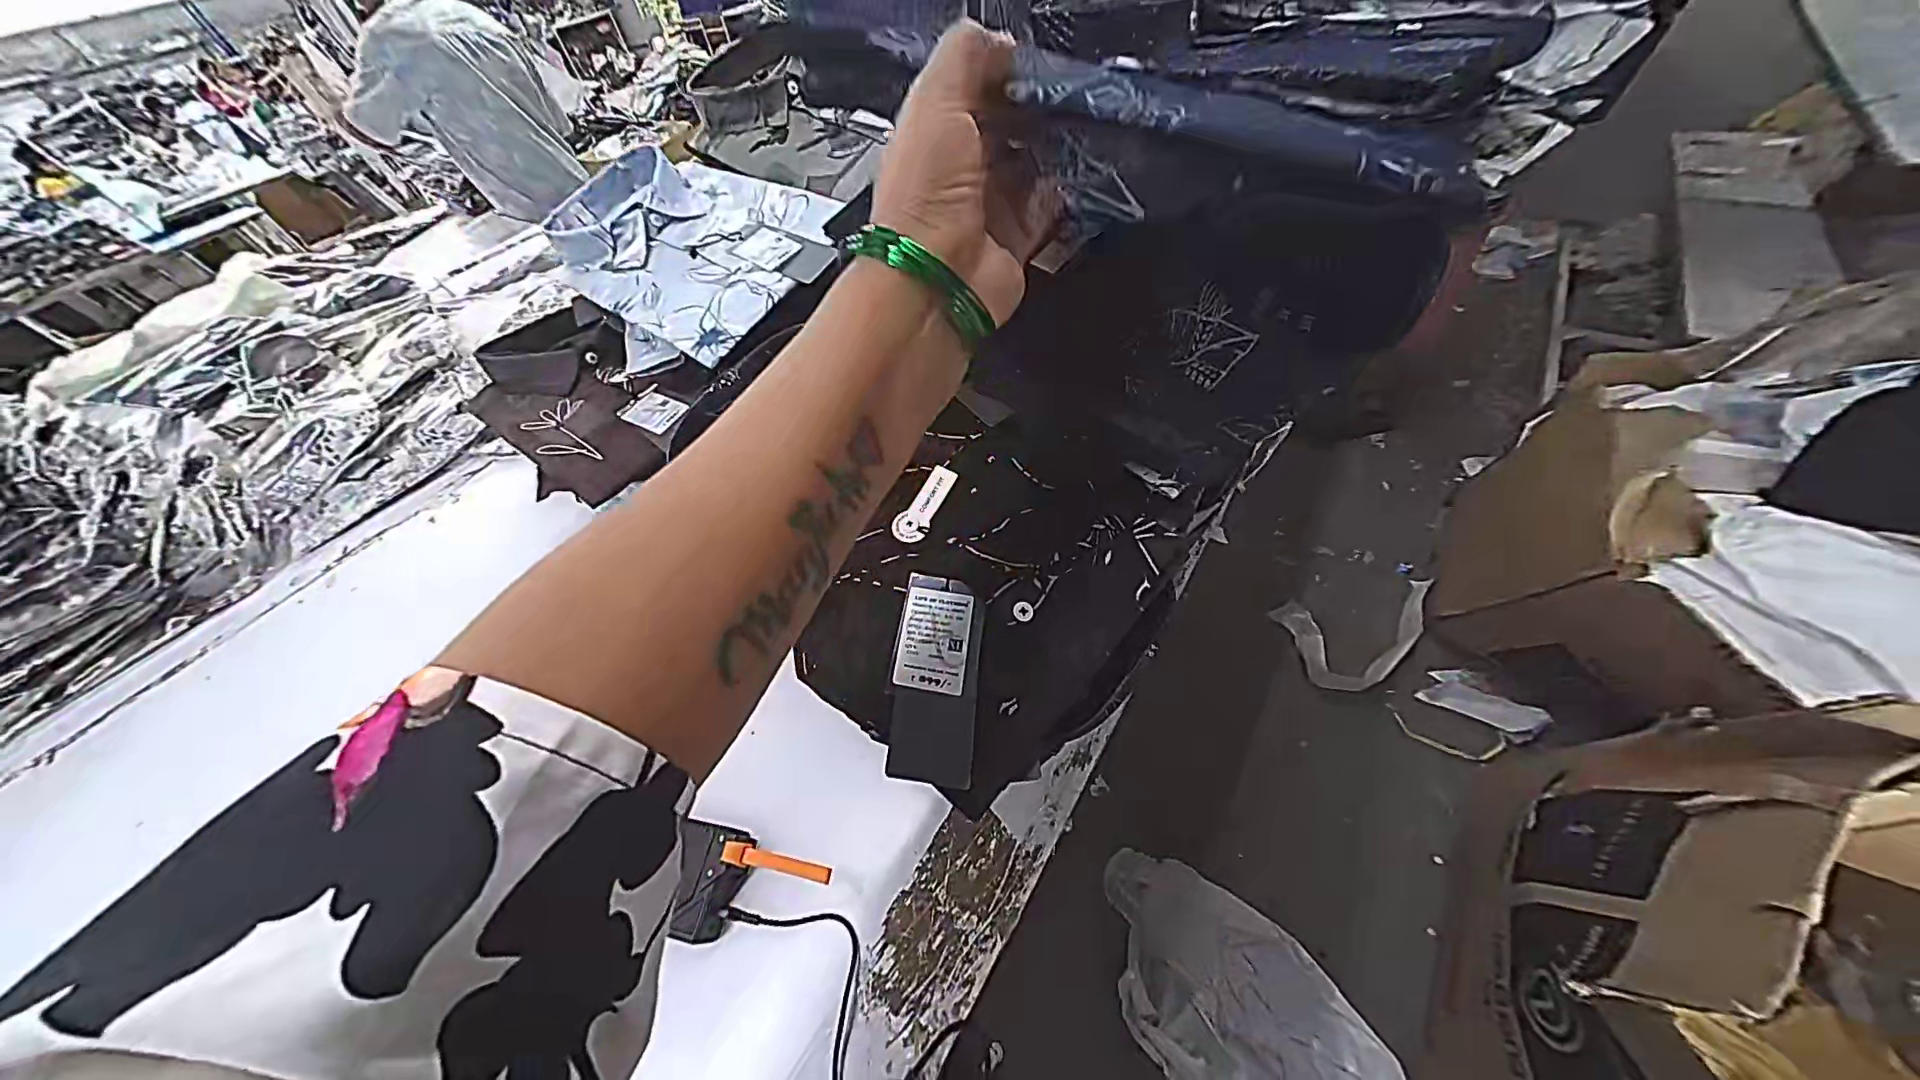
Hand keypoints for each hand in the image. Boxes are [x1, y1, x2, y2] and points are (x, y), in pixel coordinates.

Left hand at [871, 20, 1056, 327]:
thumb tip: (999, 41)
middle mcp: (959, 174)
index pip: (972, 93)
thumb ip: (966, 57)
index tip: (1032, 63)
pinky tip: (1075, 174)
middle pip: (1007, 130)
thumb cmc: (923, 201)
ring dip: (1054, 150)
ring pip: (1031, 168)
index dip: (1002, 73)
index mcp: (932, 136)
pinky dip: (1063, 194)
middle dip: (1036, 112)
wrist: (937, 281)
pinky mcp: (1013, 244)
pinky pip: (1046, 211)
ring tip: (1078, 129)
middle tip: (1064, 97)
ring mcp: (987, 210)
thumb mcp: (936, 101)